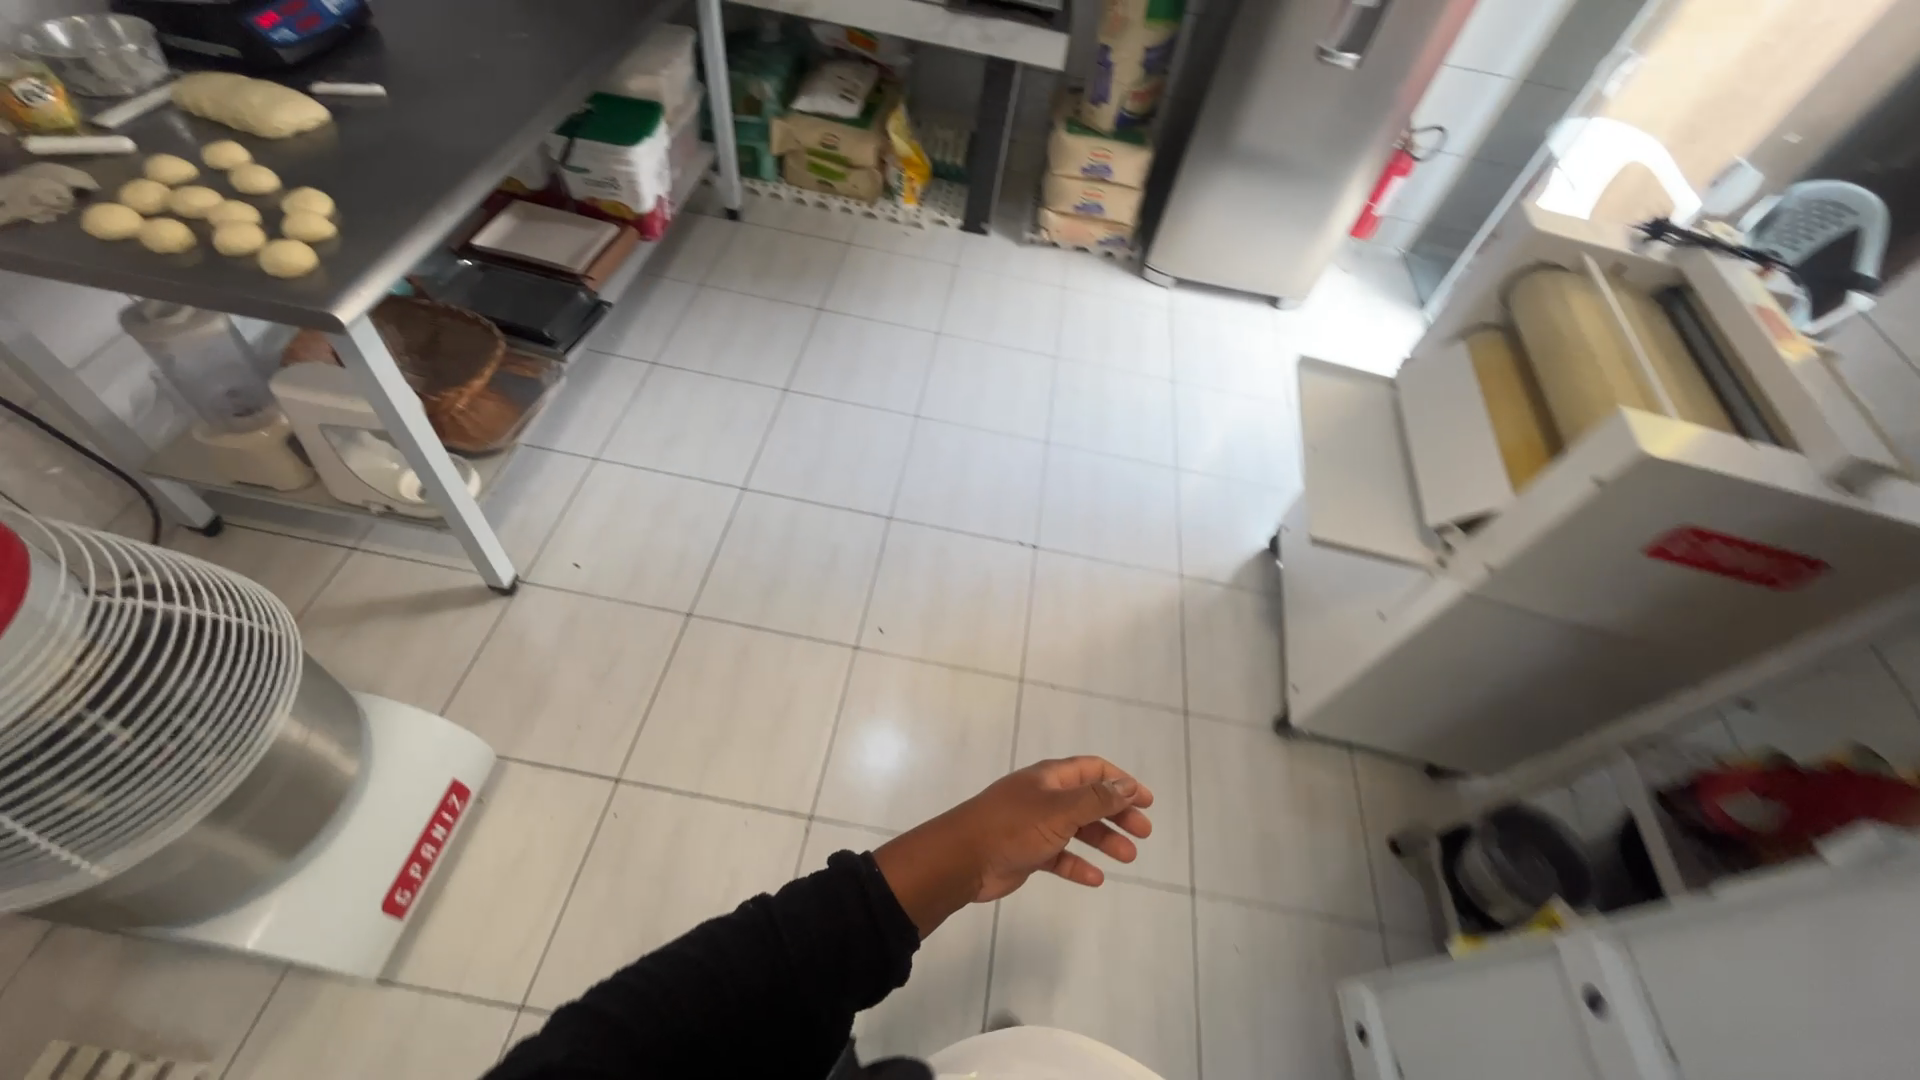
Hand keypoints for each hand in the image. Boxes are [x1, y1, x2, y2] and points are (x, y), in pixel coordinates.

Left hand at [872, 757, 1153, 937]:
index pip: (1093, 770)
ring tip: (1129, 857)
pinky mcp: (1026, 851)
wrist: (963, 857)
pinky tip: (1095, 878)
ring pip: (1077, 829)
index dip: (1121, 782)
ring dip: (1103, 840)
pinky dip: (1077, 864)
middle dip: (1117, 813)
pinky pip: (1059, 855)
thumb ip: (1096, 799)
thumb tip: (1128, 786)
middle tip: (1144, 833)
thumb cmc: (1013, 826)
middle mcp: (1044, 796)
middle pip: (1089, 800)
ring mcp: (1034, 824)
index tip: (1146, 801)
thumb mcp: (1060, 809)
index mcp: (1050, 777)